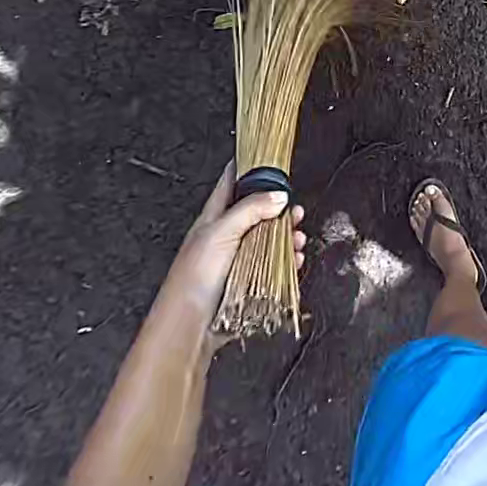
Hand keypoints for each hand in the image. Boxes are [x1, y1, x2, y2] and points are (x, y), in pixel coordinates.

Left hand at [166, 160, 306, 317]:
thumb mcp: (221, 232)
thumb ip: (250, 209)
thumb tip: (279, 195)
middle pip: (258, 212)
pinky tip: (295, 259)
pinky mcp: (249, 280)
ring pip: (269, 238)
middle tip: (295, 209)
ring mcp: (238, 258)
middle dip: (279, 209)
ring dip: (287, 236)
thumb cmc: (194, 278)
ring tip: (297, 237)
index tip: (266, 158)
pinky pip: (275, 264)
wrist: (189, 328)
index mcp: (214, 218)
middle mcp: (226, 235)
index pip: (231, 183)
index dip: (247, 168)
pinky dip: (289, 260)